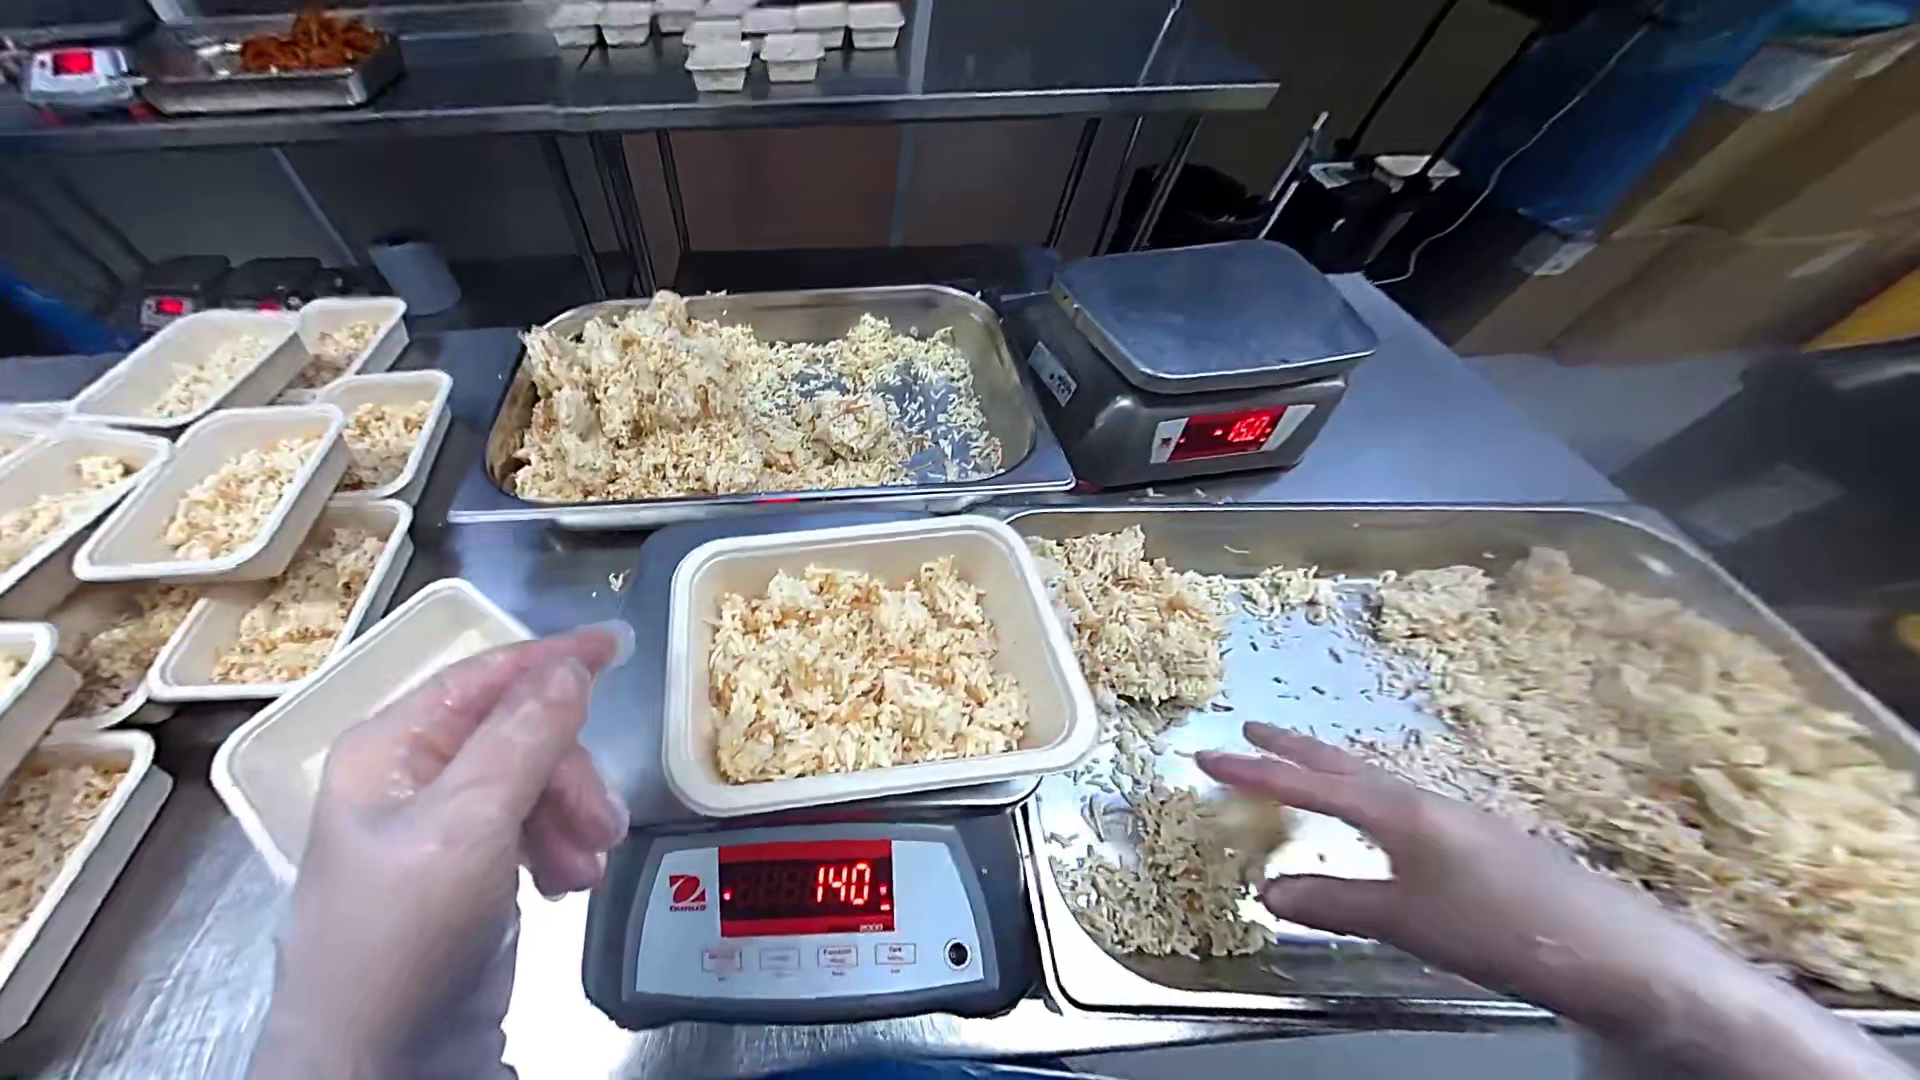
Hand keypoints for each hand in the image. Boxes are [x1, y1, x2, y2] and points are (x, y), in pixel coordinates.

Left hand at [254, 622, 632, 1079]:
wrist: (383, 1065)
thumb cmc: (407, 933)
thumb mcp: (469, 824)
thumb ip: (525, 736)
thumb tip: (573, 665)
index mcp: (396, 747)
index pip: (488, 675)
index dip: (556, 656)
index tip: (619, 642)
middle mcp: (420, 771)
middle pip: (528, 731)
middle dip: (573, 774)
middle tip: (603, 821)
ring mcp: (449, 814)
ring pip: (544, 774)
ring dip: (577, 813)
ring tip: (588, 862)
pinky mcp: (477, 853)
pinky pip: (541, 816)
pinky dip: (565, 841)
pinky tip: (571, 878)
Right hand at [1197, 723, 1909, 1079]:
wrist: (1627, 953)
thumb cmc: (1506, 929)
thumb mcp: (1410, 923)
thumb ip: (1334, 904)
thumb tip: (1264, 893)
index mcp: (1393, 811)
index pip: (1303, 785)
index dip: (1251, 771)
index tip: (1206, 755)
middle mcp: (1414, 798)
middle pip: (1335, 763)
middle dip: (1286, 746)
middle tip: (1247, 727)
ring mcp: (1445, 811)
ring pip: (1365, 775)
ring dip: (1321, 763)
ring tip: (1294, 758)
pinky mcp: (1468, 831)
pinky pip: (1390, 793)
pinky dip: (1356, 786)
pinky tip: (1366, 807)